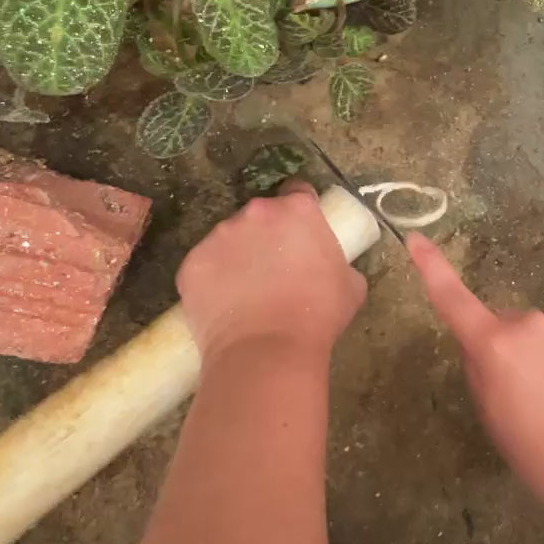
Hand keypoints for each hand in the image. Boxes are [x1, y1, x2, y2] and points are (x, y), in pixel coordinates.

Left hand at [177, 182, 365, 360]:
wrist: (267, 351)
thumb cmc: (318, 314)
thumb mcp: (351, 282)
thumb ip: (338, 262)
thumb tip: (329, 268)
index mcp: (297, 209)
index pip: (298, 192)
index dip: (300, 210)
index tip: (301, 232)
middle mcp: (256, 212)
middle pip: (261, 214)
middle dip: (267, 233)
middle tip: (275, 267)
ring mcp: (219, 235)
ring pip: (230, 238)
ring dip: (239, 254)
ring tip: (247, 291)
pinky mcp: (192, 263)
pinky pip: (205, 264)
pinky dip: (213, 278)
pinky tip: (225, 304)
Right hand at [407, 233, 543, 520]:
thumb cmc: (540, 454)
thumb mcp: (493, 419)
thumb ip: (479, 373)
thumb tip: (480, 350)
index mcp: (496, 343)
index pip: (454, 299)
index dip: (432, 267)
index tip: (415, 239)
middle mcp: (528, 324)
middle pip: (494, 327)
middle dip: (492, 351)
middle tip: (507, 403)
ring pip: (524, 339)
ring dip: (523, 362)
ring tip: (540, 412)